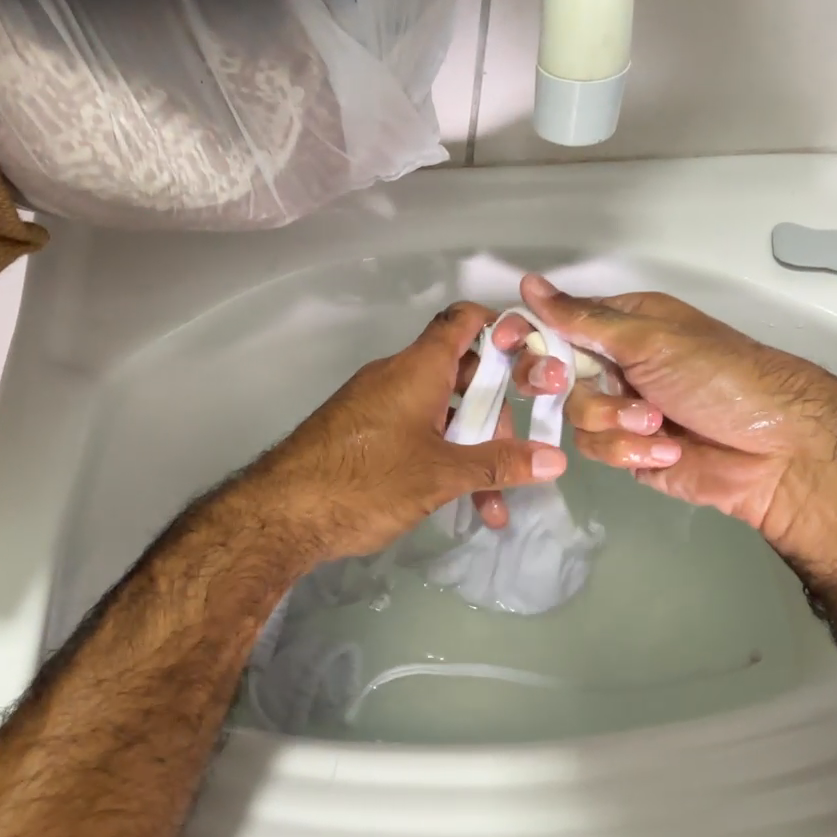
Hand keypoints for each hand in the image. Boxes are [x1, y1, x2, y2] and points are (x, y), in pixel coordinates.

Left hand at [242, 302, 567, 563]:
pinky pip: (416, 434)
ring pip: (441, 414)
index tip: (533, 364)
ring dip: (471, 452)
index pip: (465, 321)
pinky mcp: (364, 435)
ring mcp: (378, 406)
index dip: (503, 330)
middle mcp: (398, 377)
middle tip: (517, 459)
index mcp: (419, 368)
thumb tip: (555, 460)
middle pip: (463, 375)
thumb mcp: (440, 475)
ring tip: (492, 506)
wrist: (281, 515)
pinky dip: (442, 460)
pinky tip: (458, 505)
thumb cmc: (366, 481)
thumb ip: (498, 464)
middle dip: (495, 417)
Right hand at [498, 275, 836, 577]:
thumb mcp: (651, 339)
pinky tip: (666, 451)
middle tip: (586, 388)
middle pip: (554, 374)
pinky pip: (597, 450)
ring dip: (615, 423)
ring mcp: (621, 410)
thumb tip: (529, 283)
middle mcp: (616, 364)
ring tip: (658, 425)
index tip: (502, 345)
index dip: (527, 334)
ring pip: (574, 417)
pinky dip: (630, 452)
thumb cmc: (721, 376)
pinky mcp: (628, 452)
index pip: (557, 323)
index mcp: (623, 325)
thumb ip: (583, 318)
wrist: (778, 451)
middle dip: (573, 387)